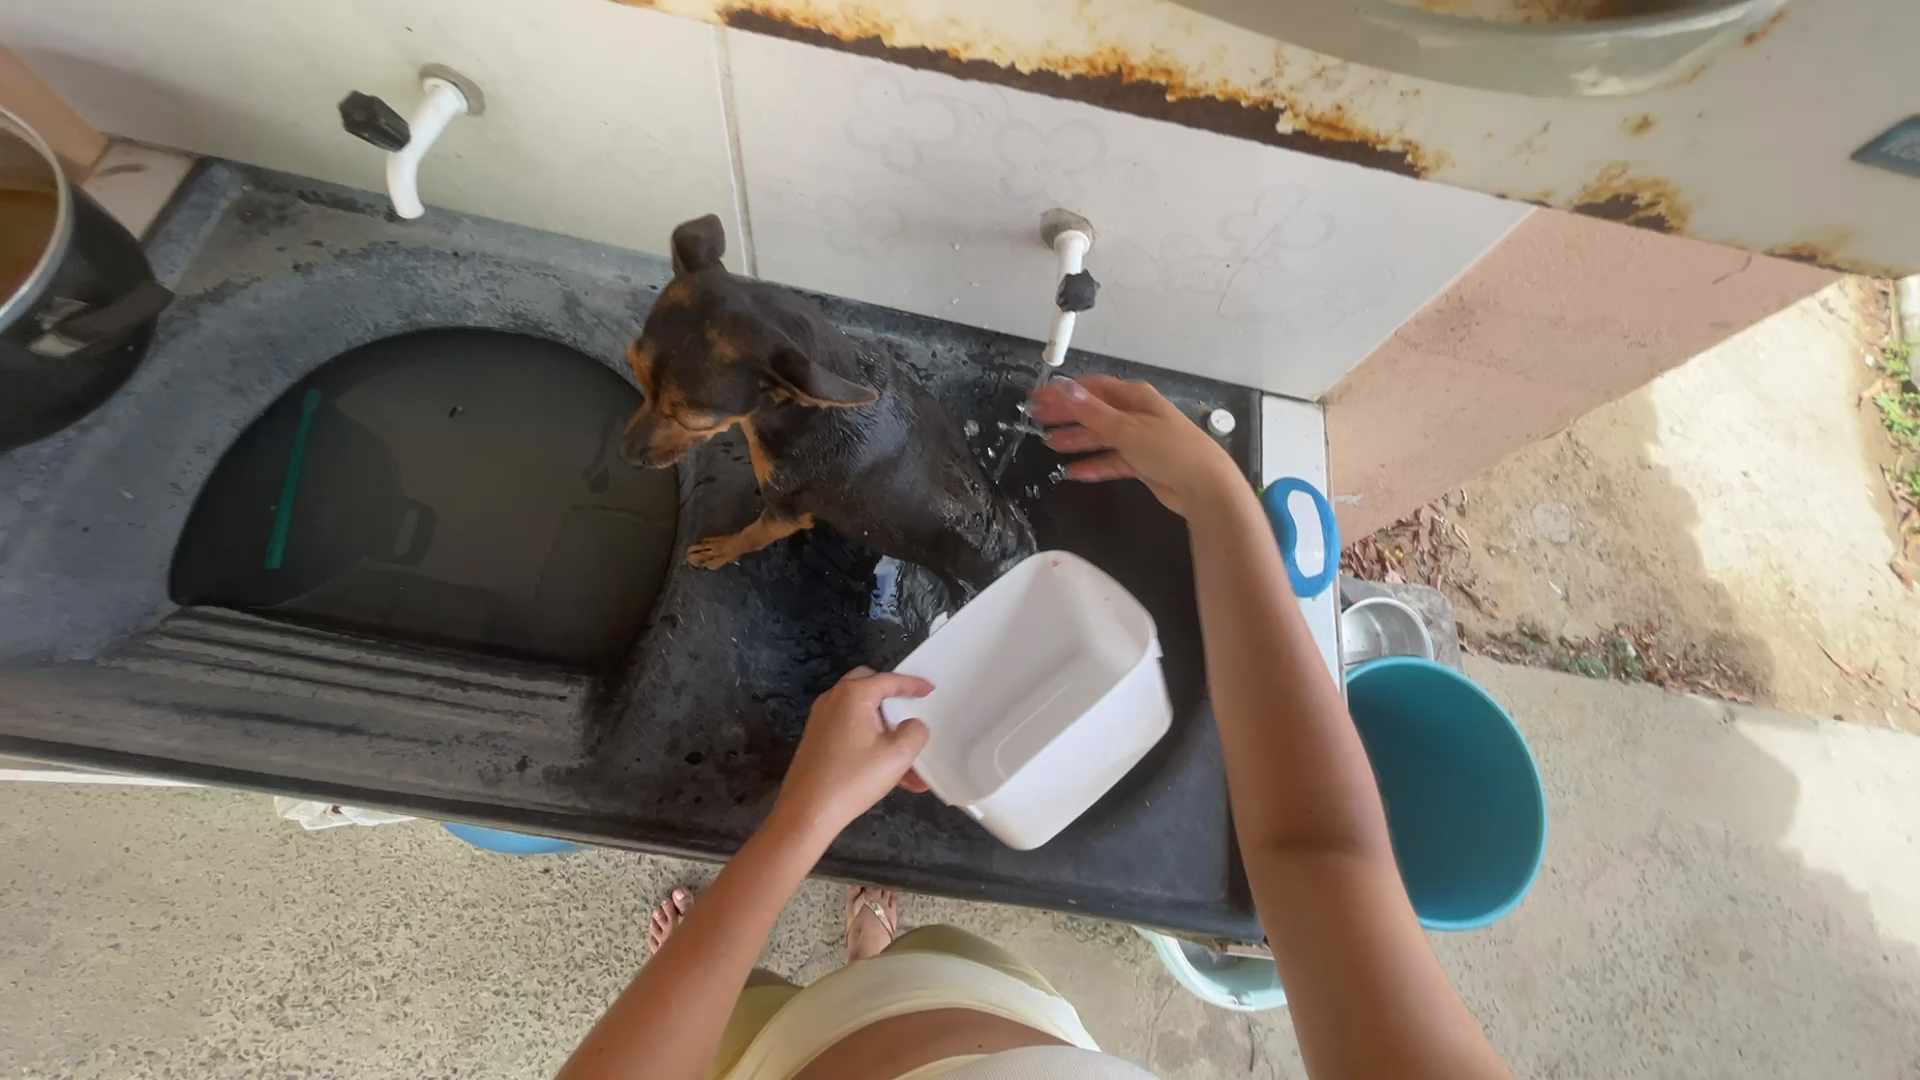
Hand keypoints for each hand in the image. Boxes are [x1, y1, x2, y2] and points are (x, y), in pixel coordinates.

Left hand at [770, 666, 932, 842]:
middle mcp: (834, 700)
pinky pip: (849, 730)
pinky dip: (869, 740)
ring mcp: (821, 720)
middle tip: (909, 708)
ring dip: (883, 727)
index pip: (889, 680)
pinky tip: (886, 771)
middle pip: (868, 686)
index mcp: (854, 695)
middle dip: (891, 696)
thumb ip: (915, 732)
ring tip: (906, 757)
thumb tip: (912, 725)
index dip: (913, 684)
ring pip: (859, 712)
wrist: (807, 812)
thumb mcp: (897, 755)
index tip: (929, 689)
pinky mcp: (816, 740)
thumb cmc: (853, 778)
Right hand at [1029, 376, 1240, 517]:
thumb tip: (1063, 387)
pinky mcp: (1142, 463)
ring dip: (1077, 440)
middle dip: (1066, 415)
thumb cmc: (1168, 449)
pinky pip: (1111, 461)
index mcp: (1134, 397)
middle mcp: (1136, 414)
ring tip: (1050, 445)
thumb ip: (1092, 411)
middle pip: (1094, 412)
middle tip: (1036, 419)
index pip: (1092, 388)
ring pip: (1101, 437)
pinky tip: (1074, 472)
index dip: (1064, 392)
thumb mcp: (1126, 428)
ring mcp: (1139, 439)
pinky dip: (1094, 465)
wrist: (1203, 485)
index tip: (1038, 397)